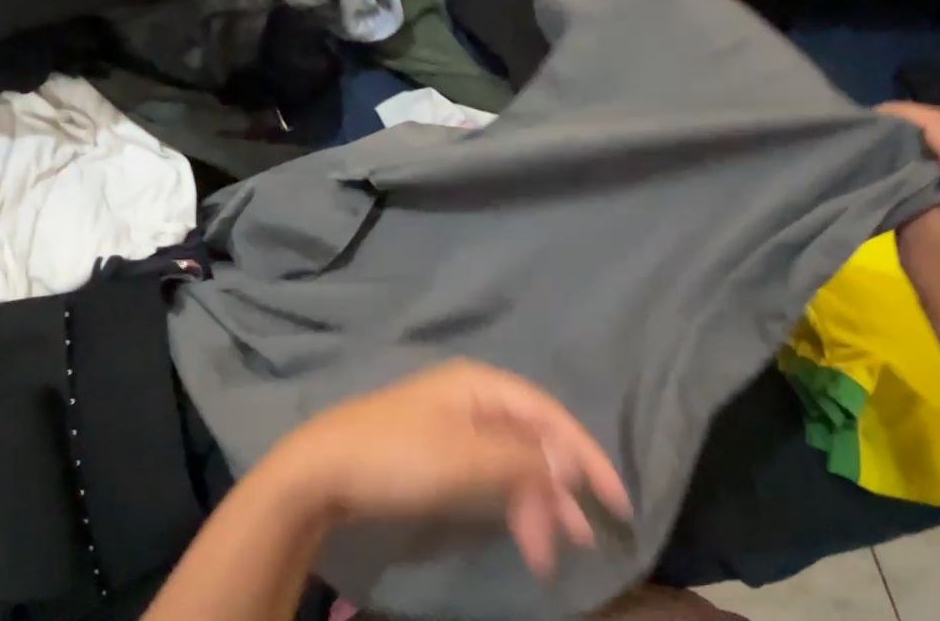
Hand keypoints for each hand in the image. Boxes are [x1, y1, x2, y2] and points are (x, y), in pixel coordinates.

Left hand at [259, 360, 632, 578]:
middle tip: (581, 539)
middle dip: (559, 490)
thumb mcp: (465, 458)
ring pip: (512, 464)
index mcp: (481, 385)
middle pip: (533, 442)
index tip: (617, 502)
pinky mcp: (440, 456)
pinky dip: (508, 505)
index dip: (587, 455)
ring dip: (534, 505)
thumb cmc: (397, 455)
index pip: (550, 416)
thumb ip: (522, 460)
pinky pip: (489, 477)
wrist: (321, 470)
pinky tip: (519, 534)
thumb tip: (567, 465)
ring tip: (547, 554)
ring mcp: (455, 428)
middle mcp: (474, 400)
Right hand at [878, 102, 939, 341]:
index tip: (866, 117)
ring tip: (881, 147)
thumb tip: (887, 149)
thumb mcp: (913, 219)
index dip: (902, 114)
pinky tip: (905, 169)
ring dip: (920, 143)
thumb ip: (905, 176)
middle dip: (909, 126)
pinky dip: (932, 160)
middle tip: (868, 131)